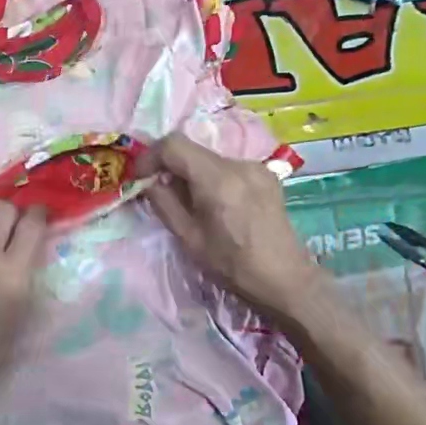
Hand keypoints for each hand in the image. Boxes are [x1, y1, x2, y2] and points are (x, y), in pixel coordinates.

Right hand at [137, 133, 324, 322]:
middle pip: (192, 149)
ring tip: (188, 202)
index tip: (141, 177)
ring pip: (208, 158)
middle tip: (158, 191)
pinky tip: (213, 204)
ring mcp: (256, 167)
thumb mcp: (187, 237)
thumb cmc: (231, 264)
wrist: (285, 280)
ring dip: (190, 173)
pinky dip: (210, 178)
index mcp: (218, 179)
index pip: (174, 144)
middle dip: (169, 165)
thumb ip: (163, 202)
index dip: (150, 156)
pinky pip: (227, 167)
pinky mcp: (266, 175)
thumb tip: (148, 181)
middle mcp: (239, 164)